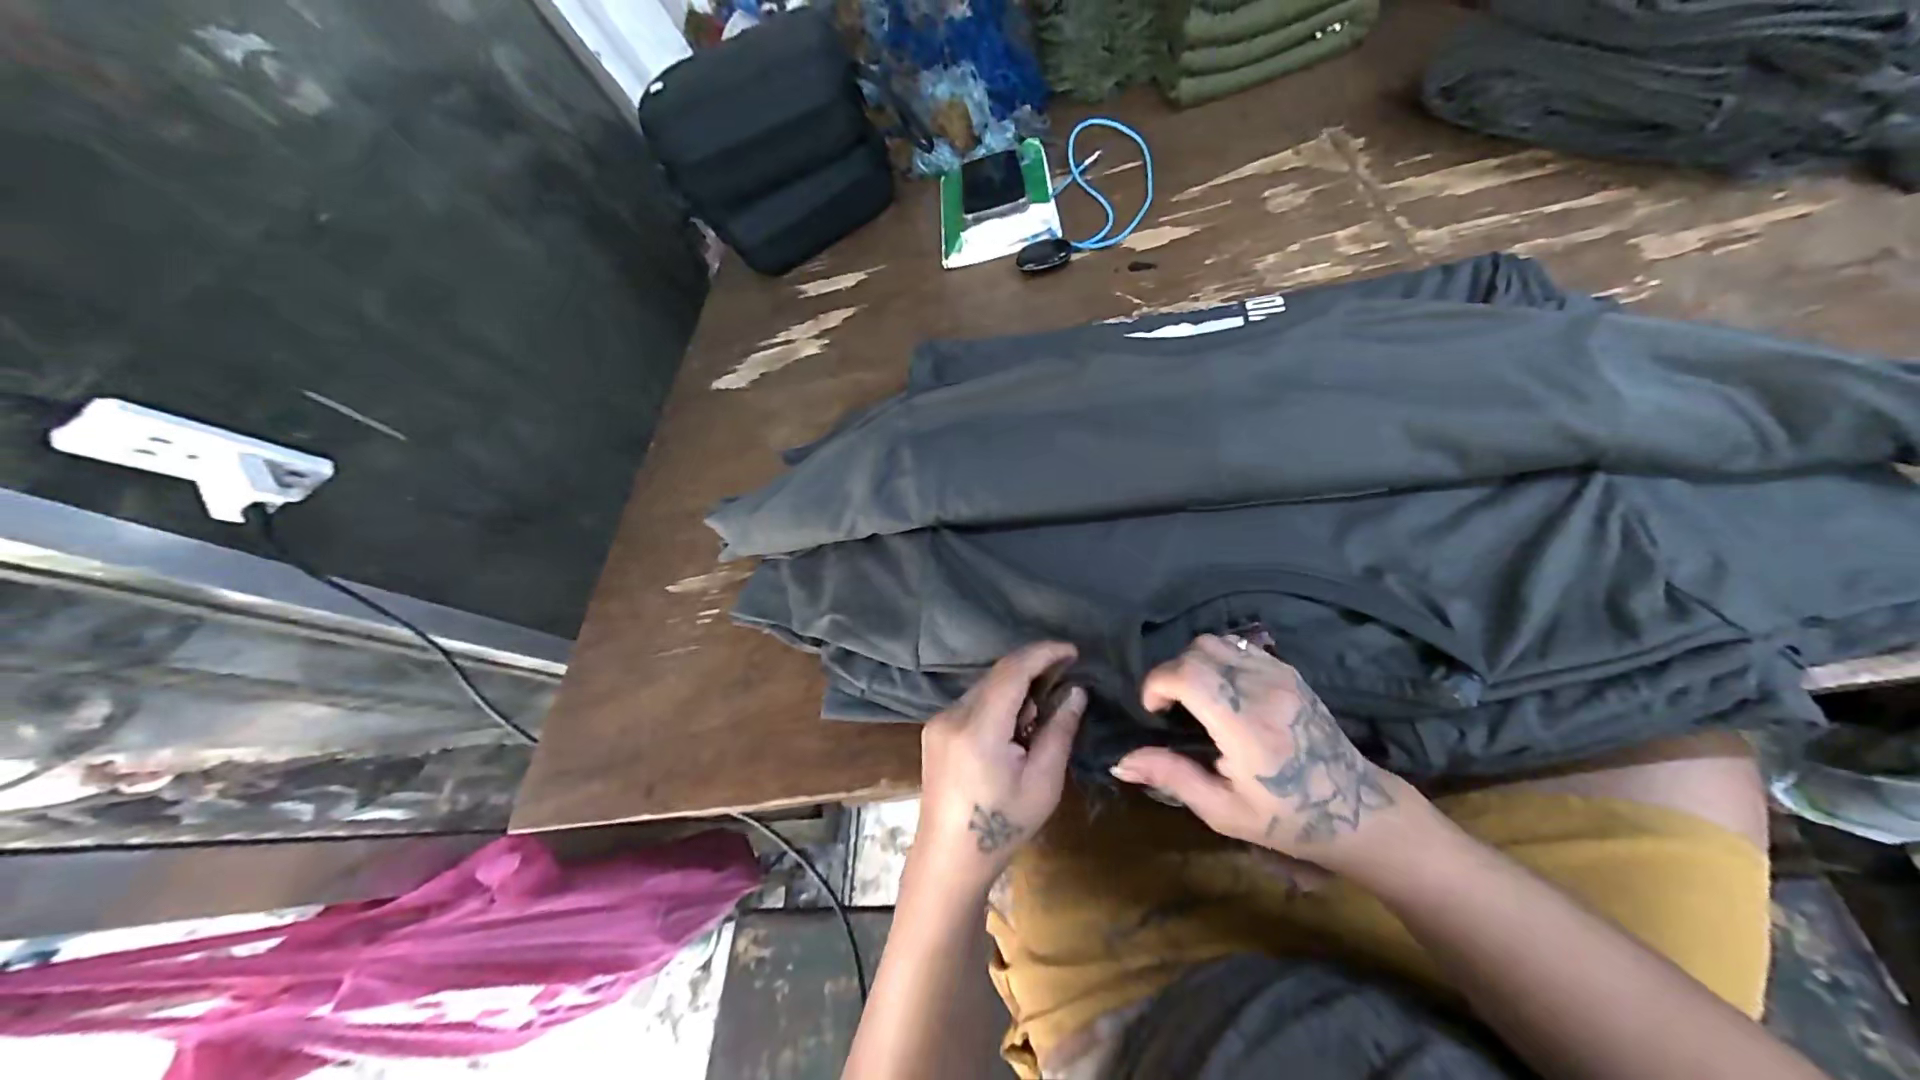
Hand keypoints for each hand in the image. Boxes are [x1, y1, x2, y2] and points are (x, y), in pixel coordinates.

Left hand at [914, 642, 1086, 893]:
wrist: (950, 857)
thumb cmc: (1003, 825)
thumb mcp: (1043, 782)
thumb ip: (1059, 731)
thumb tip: (1076, 692)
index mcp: (978, 729)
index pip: (1011, 671)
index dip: (1043, 654)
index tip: (1072, 651)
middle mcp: (952, 716)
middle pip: (997, 676)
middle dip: (1032, 673)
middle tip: (1062, 689)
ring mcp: (938, 722)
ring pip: (984, 687)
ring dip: (1014, 690)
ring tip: (1035, 723)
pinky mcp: (935, 730)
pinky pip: (972, 702)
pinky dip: (997, 704)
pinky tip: (1011, 732)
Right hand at [1109, 634, 1420, 867]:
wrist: (1358, 811)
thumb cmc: (1287, 819)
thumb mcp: (1223, 810)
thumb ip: (1171, 777)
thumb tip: (1120, 762)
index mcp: (1247, 726)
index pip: (1188, 674)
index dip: (1156, 684)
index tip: (1153, 712)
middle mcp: (1265, 689)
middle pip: (1197, 650)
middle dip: (1170, 672)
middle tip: (1169, 708)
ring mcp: (1281, 675)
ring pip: (1216, 641)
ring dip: (1192, 663)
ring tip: (1193, 698)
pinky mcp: (1289, 672)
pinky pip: (1239, 646)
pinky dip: (1217, 660)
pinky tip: (1219, 692)